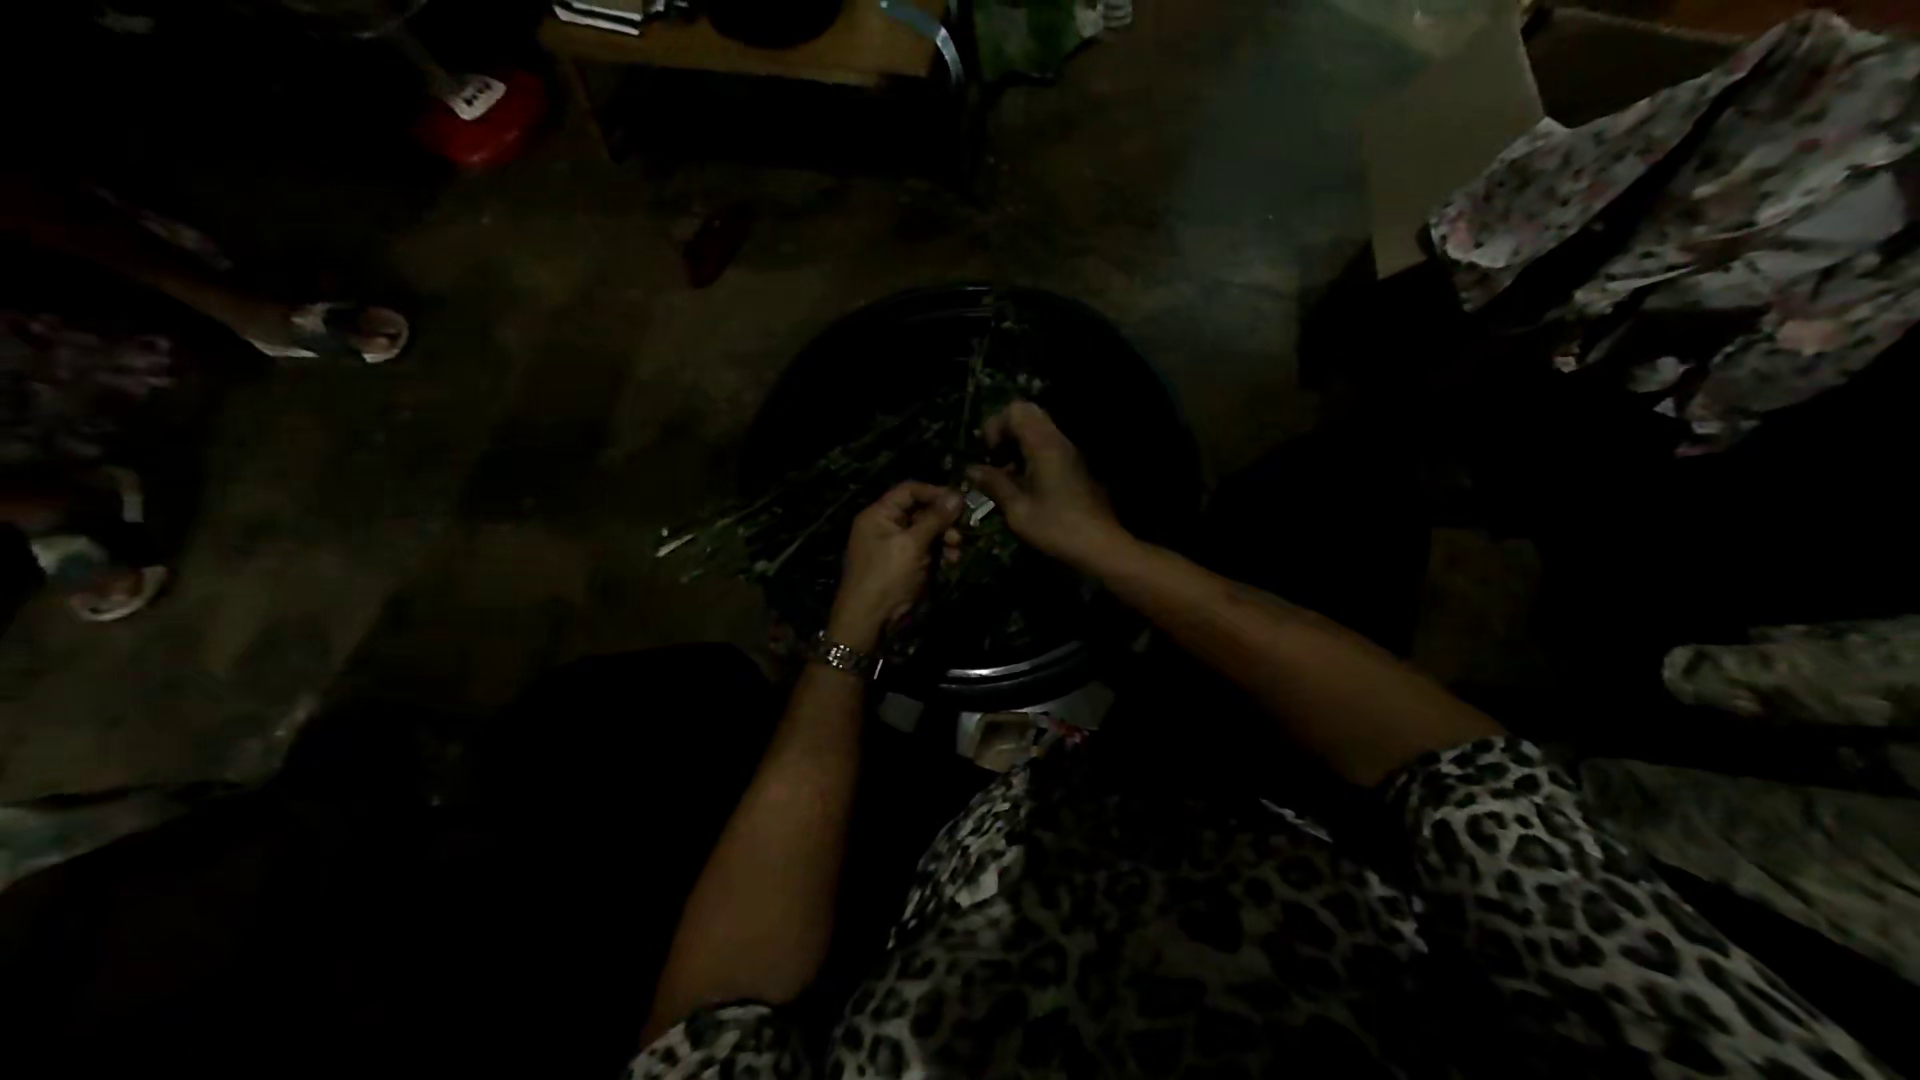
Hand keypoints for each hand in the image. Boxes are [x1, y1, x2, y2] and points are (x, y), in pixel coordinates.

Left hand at [829, 481, 962, 651]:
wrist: (870, 621)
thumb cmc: (887, 577)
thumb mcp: (912, 544)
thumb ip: (935, 518)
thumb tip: (958, 495)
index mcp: (879, 514)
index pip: (910, 490)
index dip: (935, 492)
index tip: (960, 502)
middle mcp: (886, 526)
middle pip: (921, 511)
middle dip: (944, 520)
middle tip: (962, 531)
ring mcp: (896, 546)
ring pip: (928, 532)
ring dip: (946, 538)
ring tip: (957, 551)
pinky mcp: (906, 565)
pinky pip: (927, 551)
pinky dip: (940, 554)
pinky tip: (952, 562)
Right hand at [967, 401, 1128, 567]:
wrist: (1101, 546)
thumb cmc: (1056, 528)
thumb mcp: (1018, 510)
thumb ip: (994, 484)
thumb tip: (972, 469)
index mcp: (1043, 445)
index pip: (1015, 411)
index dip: (995, 427)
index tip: (989, 457)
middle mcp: (1058, 441)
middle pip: (1028, 414)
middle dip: (1006, 432)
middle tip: (996, 461)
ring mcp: (1069, 452)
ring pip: (1038, 430)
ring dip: (1018, 446)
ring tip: (1007, 476)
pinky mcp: (1075, 466)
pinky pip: (1048, 447)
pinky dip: (1031, 456)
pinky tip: (1025, 486)